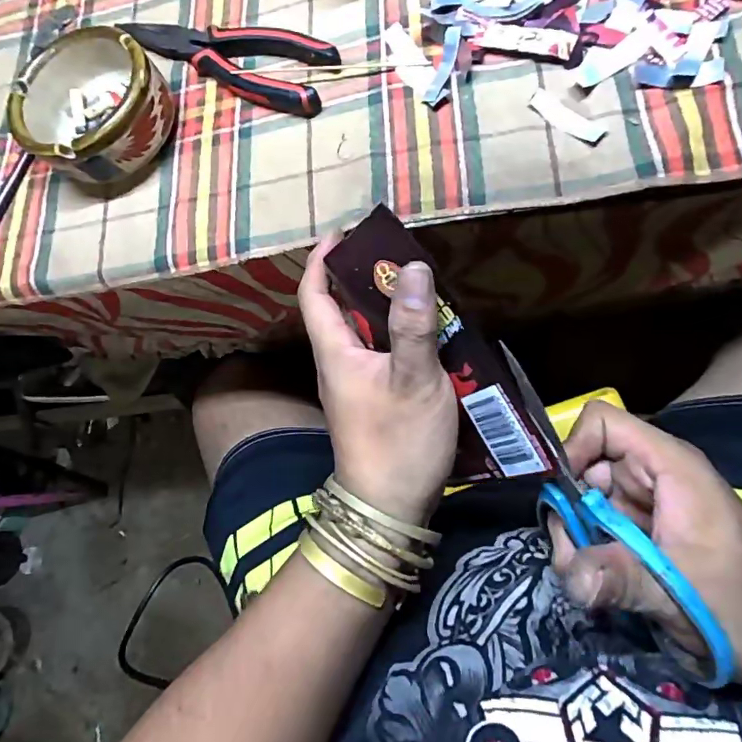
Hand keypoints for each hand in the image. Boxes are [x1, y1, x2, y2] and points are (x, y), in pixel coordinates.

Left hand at [297, 233, 456, 524]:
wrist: (389, 507)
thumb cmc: (397, 442)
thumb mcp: (413, 379)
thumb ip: (413, 324)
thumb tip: (411, 267)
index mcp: (335, 352)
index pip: (314, 294)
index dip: (321, 261)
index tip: (343, 234)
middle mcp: (337, 363)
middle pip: (340, 308)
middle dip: (362, 277)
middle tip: (398, 255)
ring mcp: (354, 383)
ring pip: (363, 332)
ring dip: (384, 306)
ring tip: (419, 286)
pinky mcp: (372, 399)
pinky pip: (380, 353)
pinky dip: (398, 335)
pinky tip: (427, 332)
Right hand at [548, 402, 741, 684]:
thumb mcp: (683, 596)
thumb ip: (624, 581)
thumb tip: (573, 577)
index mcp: (670, 469)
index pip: (602, 424)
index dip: (572, 448)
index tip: (562, 498)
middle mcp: (651, 477)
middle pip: (580, 468)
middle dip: (567, 511)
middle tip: (572, 559)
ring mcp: (643, 505)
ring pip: (581, 502)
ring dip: (574, 539)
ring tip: (591, 580)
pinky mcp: (638, 533)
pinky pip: (593, 528)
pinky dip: (585, 553)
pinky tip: (599, 583)